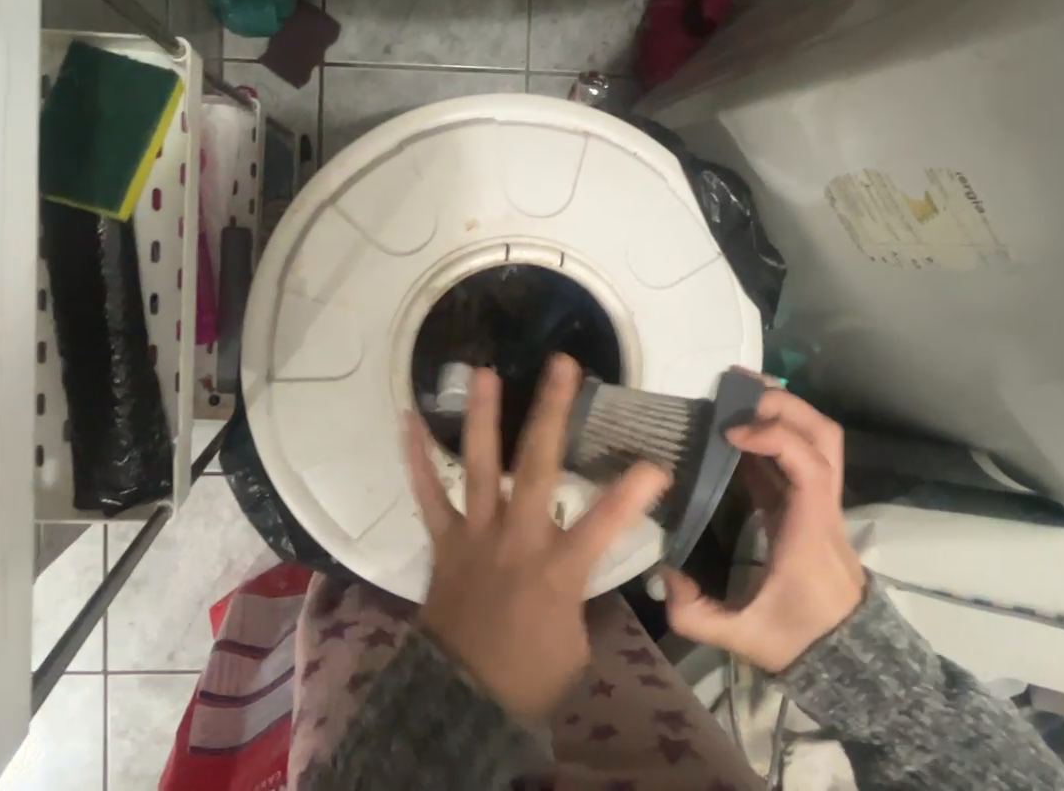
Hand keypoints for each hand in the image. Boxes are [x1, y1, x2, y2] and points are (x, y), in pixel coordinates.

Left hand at [405, 354, 670, 720]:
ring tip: (485, 373)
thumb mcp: (574, 640)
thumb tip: (573, 563)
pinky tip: (407, 420)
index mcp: (559, 569)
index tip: (656, 462)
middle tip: (562, 366)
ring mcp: (476, 533)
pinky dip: (417, 459)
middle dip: (553, 412)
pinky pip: (428, 494)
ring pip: (480, 465)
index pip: (607, 522)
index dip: (633, 491)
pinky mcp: (445, 539)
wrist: (463, 697)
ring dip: (484, 417)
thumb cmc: (529, 674)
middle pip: (539, 466)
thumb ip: (576, 590)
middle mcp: (518, 538)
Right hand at [663, 379, 865, 672]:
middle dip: (784, 405)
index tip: (728, 434)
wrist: (846, 660)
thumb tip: (663, 575)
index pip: (809, 464)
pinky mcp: (805, 506)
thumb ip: (697, 614)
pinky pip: (792, 457)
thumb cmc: (800, 641)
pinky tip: (732, 430)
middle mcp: (822, 506)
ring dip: (781, 410)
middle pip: (824, 435)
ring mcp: (817, 503)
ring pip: (817, 439)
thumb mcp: (746, 638)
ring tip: (737, 392)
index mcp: (811, 529)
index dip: (772, 437)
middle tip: (735, 391)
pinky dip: (767, 435)